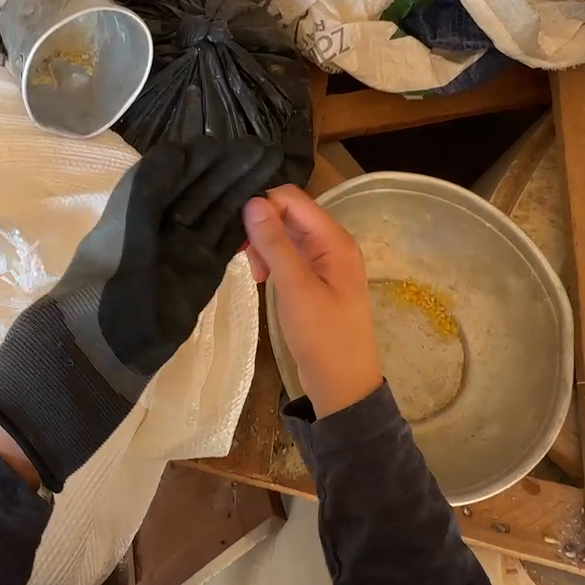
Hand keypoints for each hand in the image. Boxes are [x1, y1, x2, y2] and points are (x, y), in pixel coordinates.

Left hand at [0, 138, 281, 489]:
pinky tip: (266, 207)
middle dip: (231, 167)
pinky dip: (246, 223)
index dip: (206, 154)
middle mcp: (163, 219)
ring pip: (218, 210)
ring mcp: (184, 246)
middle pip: (203, 185)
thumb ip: (151, 184)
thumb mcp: (128, 225)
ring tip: (272, 170)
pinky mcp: (202, 272)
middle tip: (265, 151)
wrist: (109, 343)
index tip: (235, 142)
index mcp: (139, 202)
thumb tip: (181, 147)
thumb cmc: (111, 278)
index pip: (178, 167)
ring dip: (243, 190)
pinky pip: (226, 241)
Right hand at [244, 185, 382, 417]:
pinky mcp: (315, 280)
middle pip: (289, 214)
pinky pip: (290, 255)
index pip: (292, 198)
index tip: (241, 234)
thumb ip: (274, 242)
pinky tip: (261, 279)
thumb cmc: (322, 335)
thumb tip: (252, 202)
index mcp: (335, 239)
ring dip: (265, 246)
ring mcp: (324, 262)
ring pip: (286, 235)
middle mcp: (332, 244)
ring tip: (254, 274)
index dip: (264, 207)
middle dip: (262, 228)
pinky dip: (272, 261)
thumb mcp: (295, 287)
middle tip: (246, 258)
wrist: (342, 385)